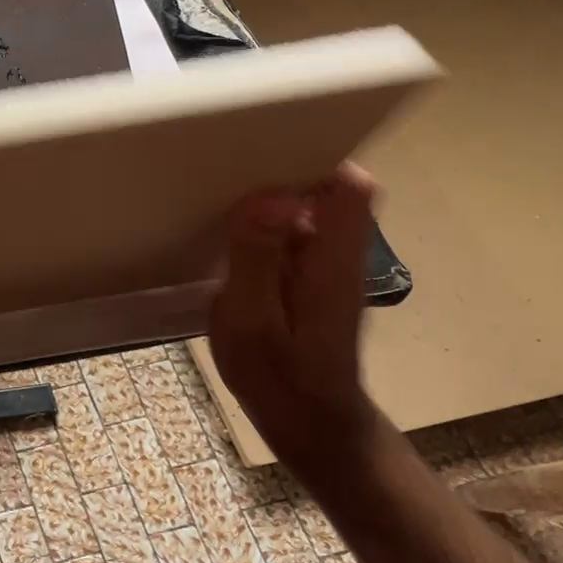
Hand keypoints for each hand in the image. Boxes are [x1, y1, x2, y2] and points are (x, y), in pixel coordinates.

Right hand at [208, 164, 378, 476]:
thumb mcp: (251, 319)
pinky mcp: (307, 272)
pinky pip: (290, 226)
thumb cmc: (278, 378)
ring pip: (305, 204)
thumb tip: (271, 195)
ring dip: (266, 187)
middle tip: (223, 151)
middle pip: (326, 186)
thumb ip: (258, 256)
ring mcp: (324, 262)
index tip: (264, 137)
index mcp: (332, 259)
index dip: (315, 154)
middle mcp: (337, 251)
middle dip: (281, 163)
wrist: (308, 425)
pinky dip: (261, 214)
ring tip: (212, 173)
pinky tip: (222, 217)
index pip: (350, 187)